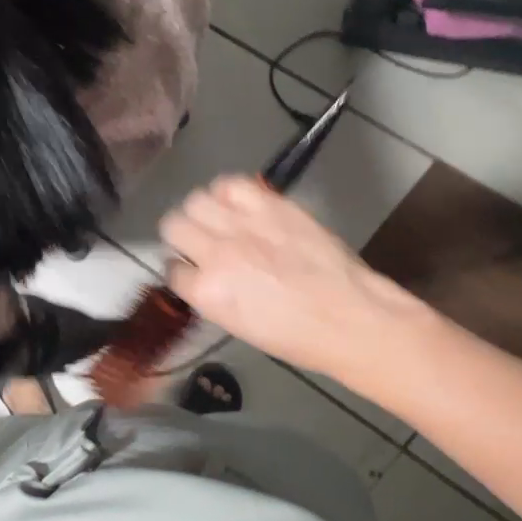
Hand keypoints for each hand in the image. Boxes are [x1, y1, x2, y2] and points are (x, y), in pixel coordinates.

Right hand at [159, 175, 434, 382]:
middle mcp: (216, 253)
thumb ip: (209, 294)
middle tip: (202, 243)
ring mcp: (244, 226)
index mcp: (206, 292)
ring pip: (196, 201)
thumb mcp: (235, 324)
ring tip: (220, 221)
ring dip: (202, 212)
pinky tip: (239, 206)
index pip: (171, 269)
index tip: (194, 271)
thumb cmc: (294, 335)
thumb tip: (198, 274)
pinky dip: (228, 192)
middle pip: (174, 226)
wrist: (350, 318)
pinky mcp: (271, 206)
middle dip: (183, 235)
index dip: (182, 269)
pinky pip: (231, 185)